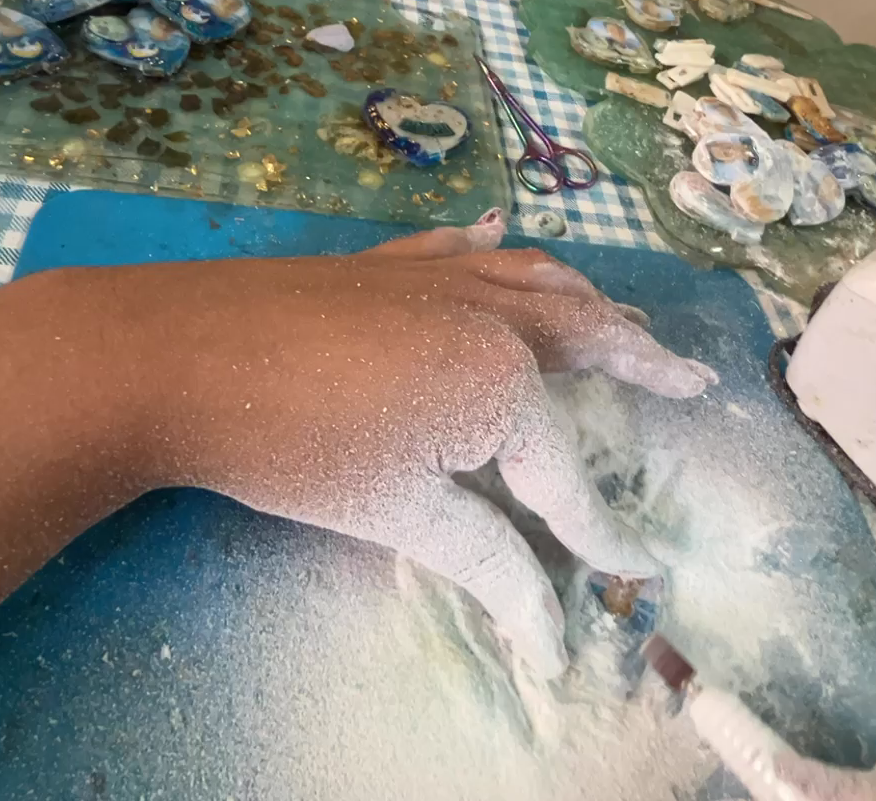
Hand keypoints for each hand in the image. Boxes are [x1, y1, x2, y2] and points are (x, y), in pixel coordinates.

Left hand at [51, 209, 717, 673]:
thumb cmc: (299, 446)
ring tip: (622, 317)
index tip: (637, 568)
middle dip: (644, 363)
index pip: (567, 477)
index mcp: (505, 382)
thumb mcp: (401, 511)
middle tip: (689, 378)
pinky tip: (504, 241)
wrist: (187, 353)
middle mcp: (493, 315)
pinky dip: (500, 253)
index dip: (600, 531)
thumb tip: (551, 635)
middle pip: (588, 338)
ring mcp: (443, 277)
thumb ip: (486, 562)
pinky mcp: (394, 262)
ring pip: (541, 283)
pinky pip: (466, 250)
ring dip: (590, 303)